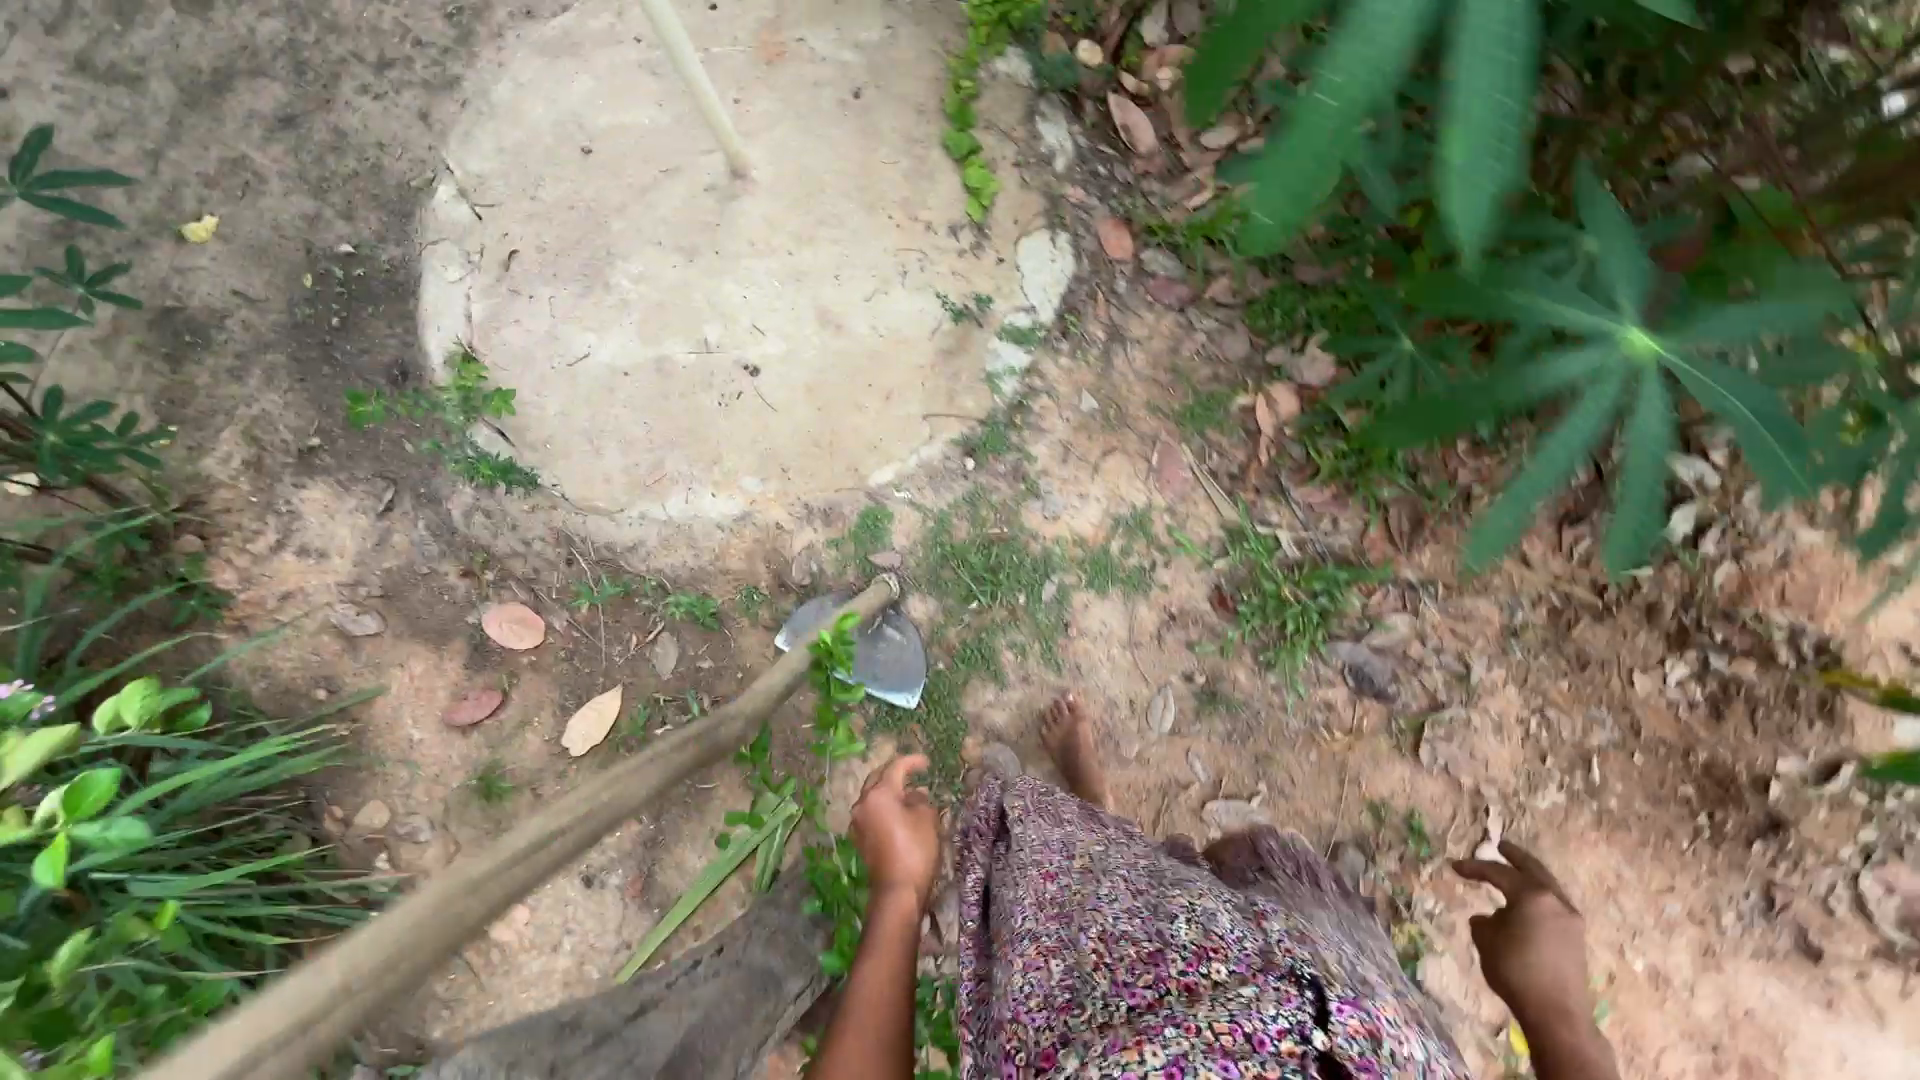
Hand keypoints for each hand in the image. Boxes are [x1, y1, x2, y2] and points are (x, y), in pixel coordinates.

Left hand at [850, 754, 940, 911]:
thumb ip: (921, 799)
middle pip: (877, 779)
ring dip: (889, 792)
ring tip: (909, 794)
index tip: (926, 762)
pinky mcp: (859, 838)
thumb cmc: (915, 849)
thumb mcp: (926, 818)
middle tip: (913, 772)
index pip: (895, 767)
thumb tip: (915, 794)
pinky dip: (884, 808)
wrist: (897, 890)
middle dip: (895, 773)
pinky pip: (871, 813)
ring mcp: (858, 822)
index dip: (912, 761)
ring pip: (873, 797)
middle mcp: (863, 803)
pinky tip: (899, 814)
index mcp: (879, 794)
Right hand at [1452, 841, 1593, 1028]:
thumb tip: (1492, 918)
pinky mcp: (1575, 939)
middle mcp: (1556, 902)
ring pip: (1548, 888)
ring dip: (1529, 879)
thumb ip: (1486, 921)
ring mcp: (1571, 921)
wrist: (1556, 1013)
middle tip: (1501, 846)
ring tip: (1511, 877)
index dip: (1474, 867)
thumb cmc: (1515, 970)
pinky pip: (1553, 906)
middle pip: (1534, 870)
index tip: (1454, 866)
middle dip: (1516, 857)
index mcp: (1532, 896)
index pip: (1499, 872)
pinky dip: (1537, 898)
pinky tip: (1523, 908)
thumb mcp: (1486, 940)